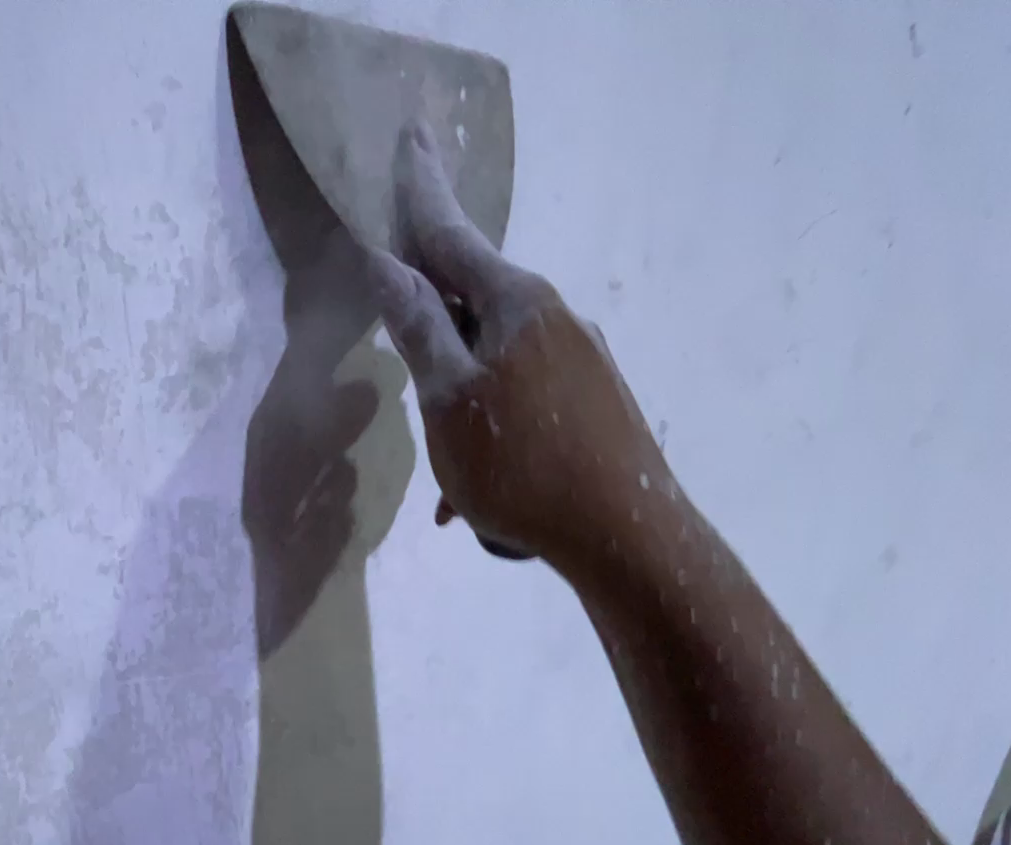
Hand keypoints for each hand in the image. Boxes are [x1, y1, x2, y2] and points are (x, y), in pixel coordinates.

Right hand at [367, 123, 666, 572]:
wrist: (625, 535)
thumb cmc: (518, 464)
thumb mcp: (448, 399)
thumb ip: (418, 328)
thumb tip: (384, 263)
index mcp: (517, 304)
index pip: (453, 235)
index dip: (422, 195)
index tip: (412, 142)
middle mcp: (556, 318)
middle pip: (476, 299)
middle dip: (434, 322)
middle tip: (404, 338)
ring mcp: (583, 359)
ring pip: (498, 361)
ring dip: (460, 399)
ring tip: (446, 470)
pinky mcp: (597, 401)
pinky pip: (524, 397)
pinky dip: (491, 428)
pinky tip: (476, 488)